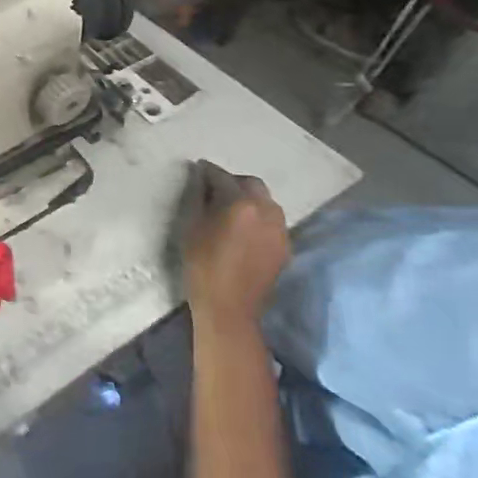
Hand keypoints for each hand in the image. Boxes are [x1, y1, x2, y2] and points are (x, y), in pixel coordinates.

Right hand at [180, 160, 289, 330]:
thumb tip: (201, 178)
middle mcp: (267, 212)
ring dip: (249, 198)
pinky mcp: (285, 247)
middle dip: (233, 181)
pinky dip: (259, 216)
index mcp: (241, 204)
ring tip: (230, 208)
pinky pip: (273, 220)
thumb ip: (198, 196)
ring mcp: (280, 230)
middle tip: (214, 189)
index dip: (208, 171)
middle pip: (252, 183)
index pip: (223, 176)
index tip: (198, 170)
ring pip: (266, 201)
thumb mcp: (192, 225)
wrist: (229, 307)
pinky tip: (244, 228)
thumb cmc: (202, 264)